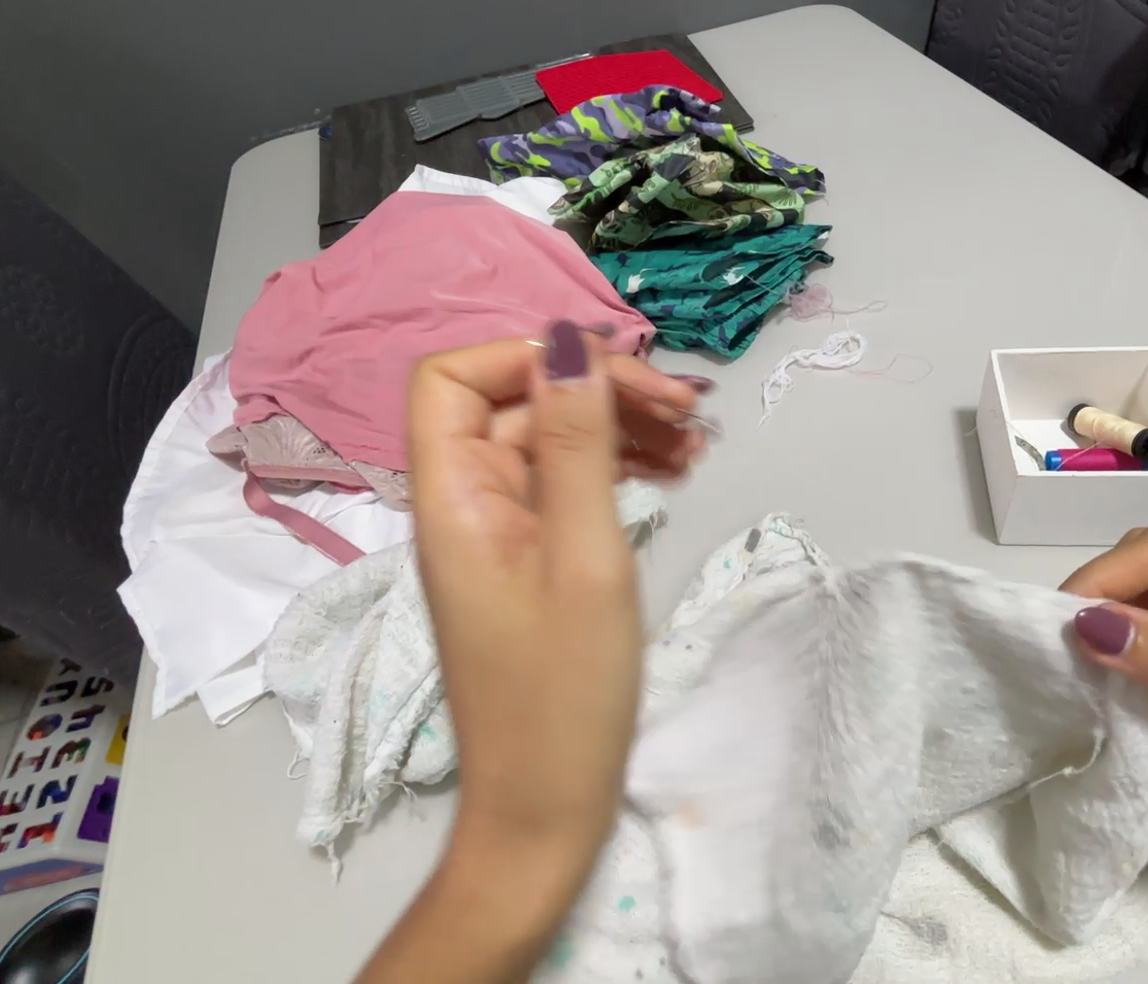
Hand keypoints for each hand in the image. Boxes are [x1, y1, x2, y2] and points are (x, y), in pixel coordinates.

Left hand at [410, 324, 702, 853]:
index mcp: (453, 496)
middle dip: (601, 393)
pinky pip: (569, 488)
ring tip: (694, 443)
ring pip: (552, 444)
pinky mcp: (532, 559)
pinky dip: (618, 470)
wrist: (550, 804)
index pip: (454, 379)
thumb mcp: (586, 555)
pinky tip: (672, 474)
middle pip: (519, 405)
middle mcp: (467, 502)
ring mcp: (501, 532)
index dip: (527, 358)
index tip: (613, 379)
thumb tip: (568, 343)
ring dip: (620, 430)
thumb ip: (577, 444)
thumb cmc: (566, 691)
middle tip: (687, 409)